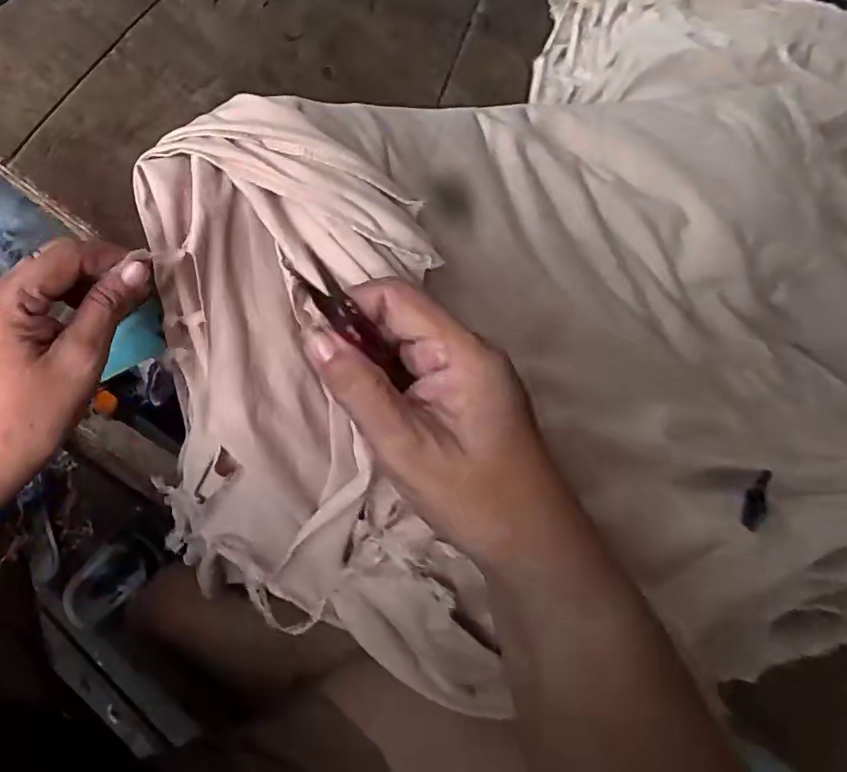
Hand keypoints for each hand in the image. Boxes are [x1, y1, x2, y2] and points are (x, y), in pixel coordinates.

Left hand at [0, 239, 151, 512]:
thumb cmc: (36, 415)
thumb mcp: (79, 359)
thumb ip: (106, 308)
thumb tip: (137, 268)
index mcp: (9, 297)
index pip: (65, 255)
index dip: (109, 257)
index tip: (148, 272)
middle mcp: (0, 290)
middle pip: (57, 259)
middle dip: (101, 267)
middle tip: (141, 284)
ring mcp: (1, 304)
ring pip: (53, 274)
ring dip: (90, 281)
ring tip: (128, 296)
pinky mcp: (8, 319)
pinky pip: (46, 294)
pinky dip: (75, 297)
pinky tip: (101, 308)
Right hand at [304, 278, 583, 571]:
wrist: (535, 550)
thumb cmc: (472, 499)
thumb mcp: (402, 445)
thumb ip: (356, 387)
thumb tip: (311, 335)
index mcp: (463, 353)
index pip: (394, 297)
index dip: (349, 307)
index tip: (316, 341)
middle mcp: (467, 349)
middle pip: (395, 314)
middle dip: (353, 337)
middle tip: (329, 379)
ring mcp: (465, 368)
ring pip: (397, 338)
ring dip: (365, 359)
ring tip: (349, 398)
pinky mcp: (458, 388)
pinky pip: (406, 361)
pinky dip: (379, 375)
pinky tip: (372, 406)